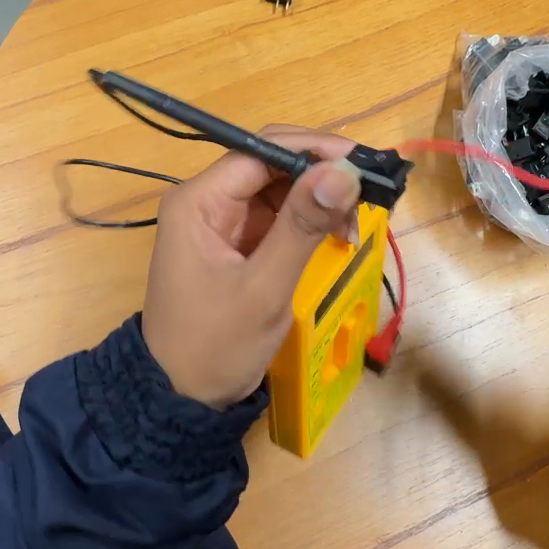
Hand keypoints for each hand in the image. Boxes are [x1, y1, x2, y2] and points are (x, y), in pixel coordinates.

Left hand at [142, 127, 363, 408]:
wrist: (181, 398)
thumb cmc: (216, 345)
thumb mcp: (264, 288)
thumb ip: (303, 226)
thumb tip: (344, 171)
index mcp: (198, 202)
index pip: (260, 151)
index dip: (312, 150)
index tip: (362, 161)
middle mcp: (206, 202)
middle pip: (270, 165)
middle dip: (320, 173)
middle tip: (367, 192)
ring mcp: (221, 223)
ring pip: (279, 189)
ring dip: (318, 198)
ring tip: (354, 222)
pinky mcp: (236, 245)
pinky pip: (278, 217)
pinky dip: (308, 221)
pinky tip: (336, 235)